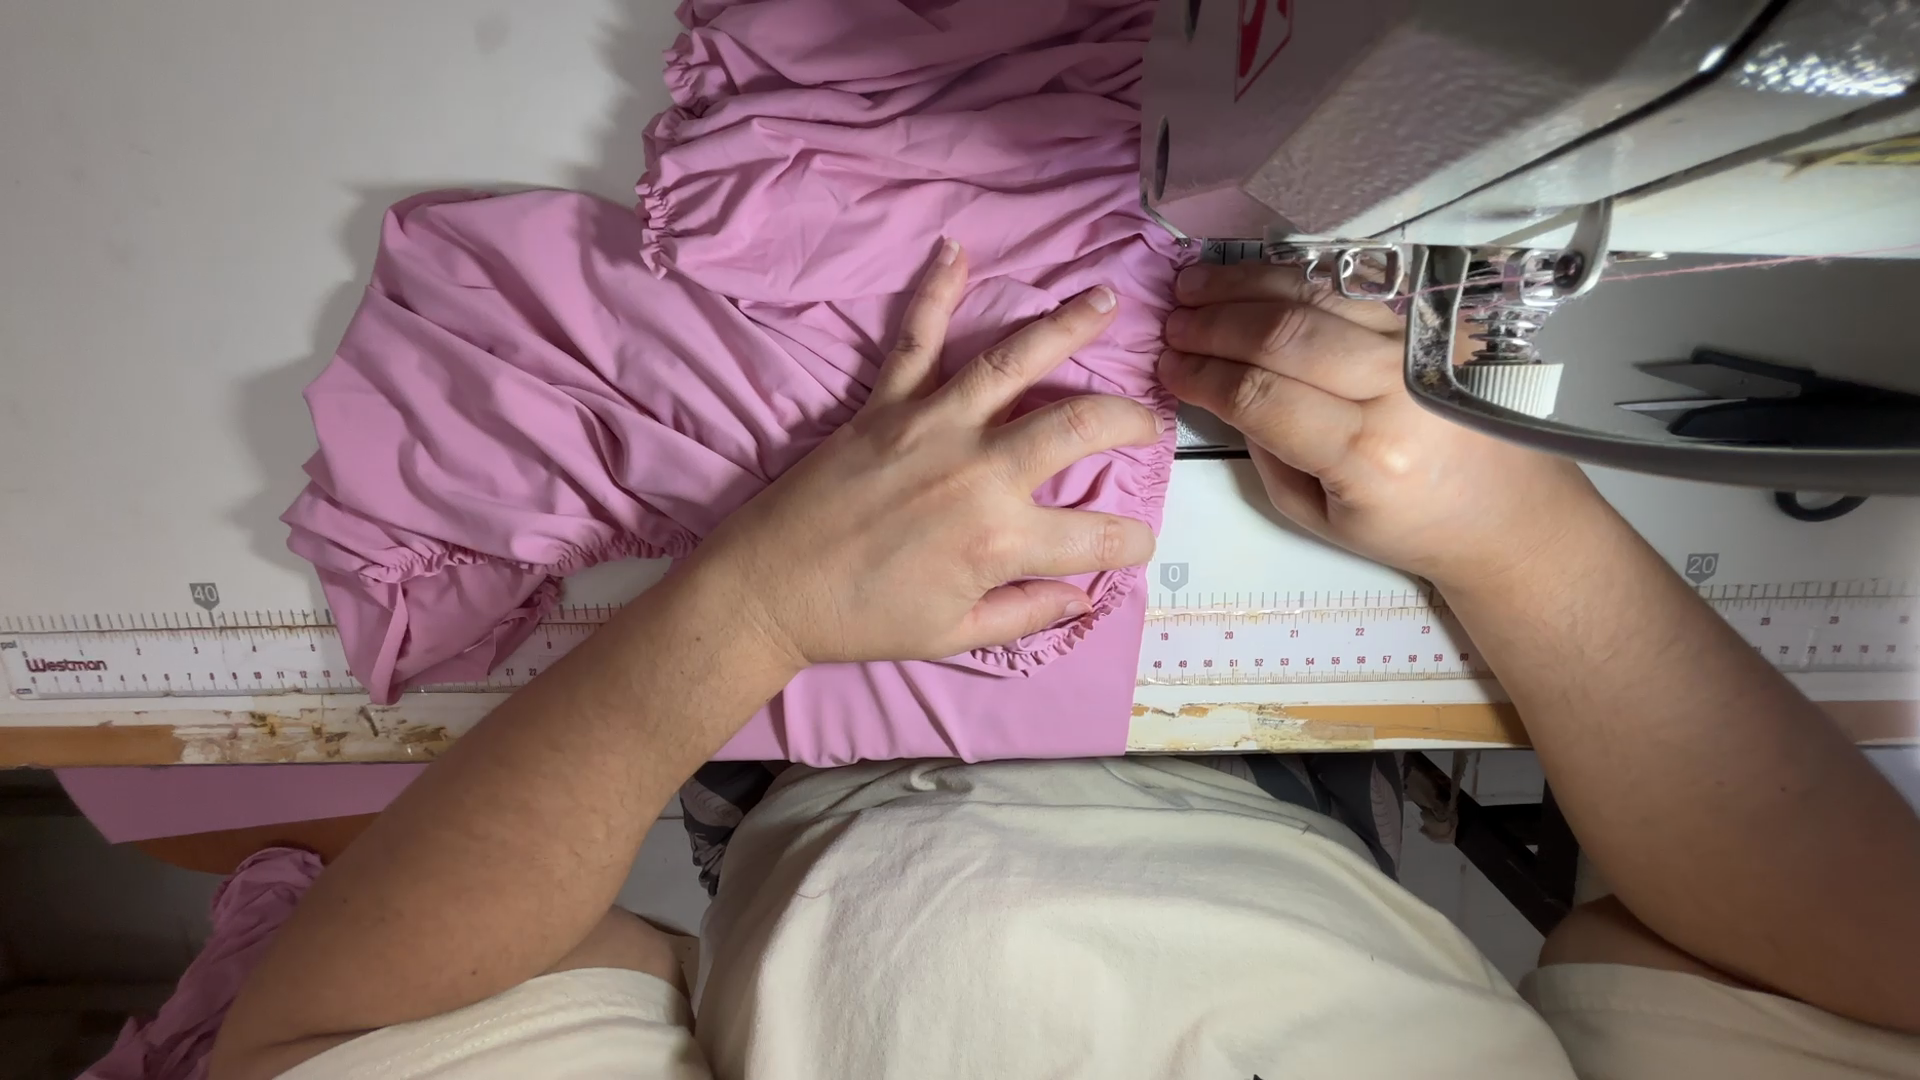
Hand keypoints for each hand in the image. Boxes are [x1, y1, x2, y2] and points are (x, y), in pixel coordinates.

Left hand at [688, 239, 1159, 668]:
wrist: (768, 590)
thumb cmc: (862, 620)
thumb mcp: (952, 635)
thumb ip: (1026, 615)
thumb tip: (1083, 597)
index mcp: (999, 541)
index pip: (1093, 539)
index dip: (1129, 543)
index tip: (1138, 543)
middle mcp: (979, 471)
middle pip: (1077, 425)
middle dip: (1129, 421)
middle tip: (1149, 422)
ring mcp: (932, 427)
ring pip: (1014, 362)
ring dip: (1066, 327)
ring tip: (1104, 302)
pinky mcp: (885, 405)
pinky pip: (916, 339)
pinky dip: (934, 292)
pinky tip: (956, 251)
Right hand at [1157, 262, 1607, 592]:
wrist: (1510, 513)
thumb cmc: (1404, 527)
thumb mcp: (1316, 514)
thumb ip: (1265, 450)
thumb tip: (1224, 391)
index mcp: (1364, 456)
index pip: (1259, 396)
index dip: (1202, 375)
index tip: (1166, 367)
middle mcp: (1397, 391)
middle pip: (1283, 337)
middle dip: (1213, 325)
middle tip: (1170, 322)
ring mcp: (1422, 346)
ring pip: (1317, 296)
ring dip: (1244, 285)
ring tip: (1194, 285)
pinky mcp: (1436, 323)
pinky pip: (1354, 285)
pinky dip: (1293, 276)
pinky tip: (1252, 276)